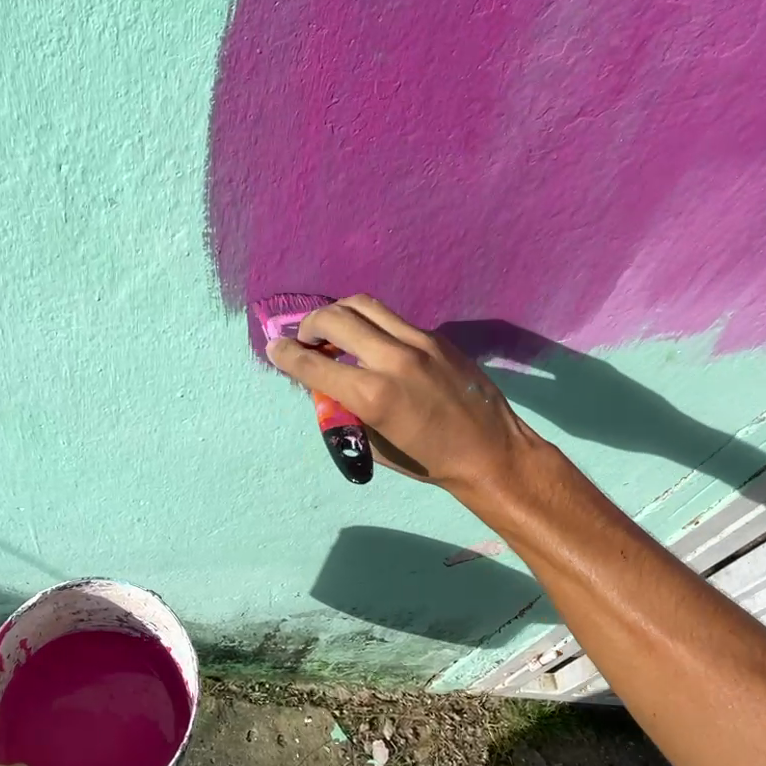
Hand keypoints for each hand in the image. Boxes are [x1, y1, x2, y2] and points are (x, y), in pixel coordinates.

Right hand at [264, 295, 553, 503]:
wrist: (491, 452)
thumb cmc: (426, 461)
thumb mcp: (372, 444)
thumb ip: (342, 408)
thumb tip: (321, 382)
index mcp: (372, 396)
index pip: (312, 364)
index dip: (285, 354)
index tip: (274, 349)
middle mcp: (392, 360)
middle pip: (333, 319)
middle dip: (308, 325)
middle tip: (305, 339)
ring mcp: (418, 342)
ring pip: (362, 305)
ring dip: (337, 314)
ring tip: (332, 331)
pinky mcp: (436, 337)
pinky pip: (390, 318)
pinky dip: (368, 323)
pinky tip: (368, 341)